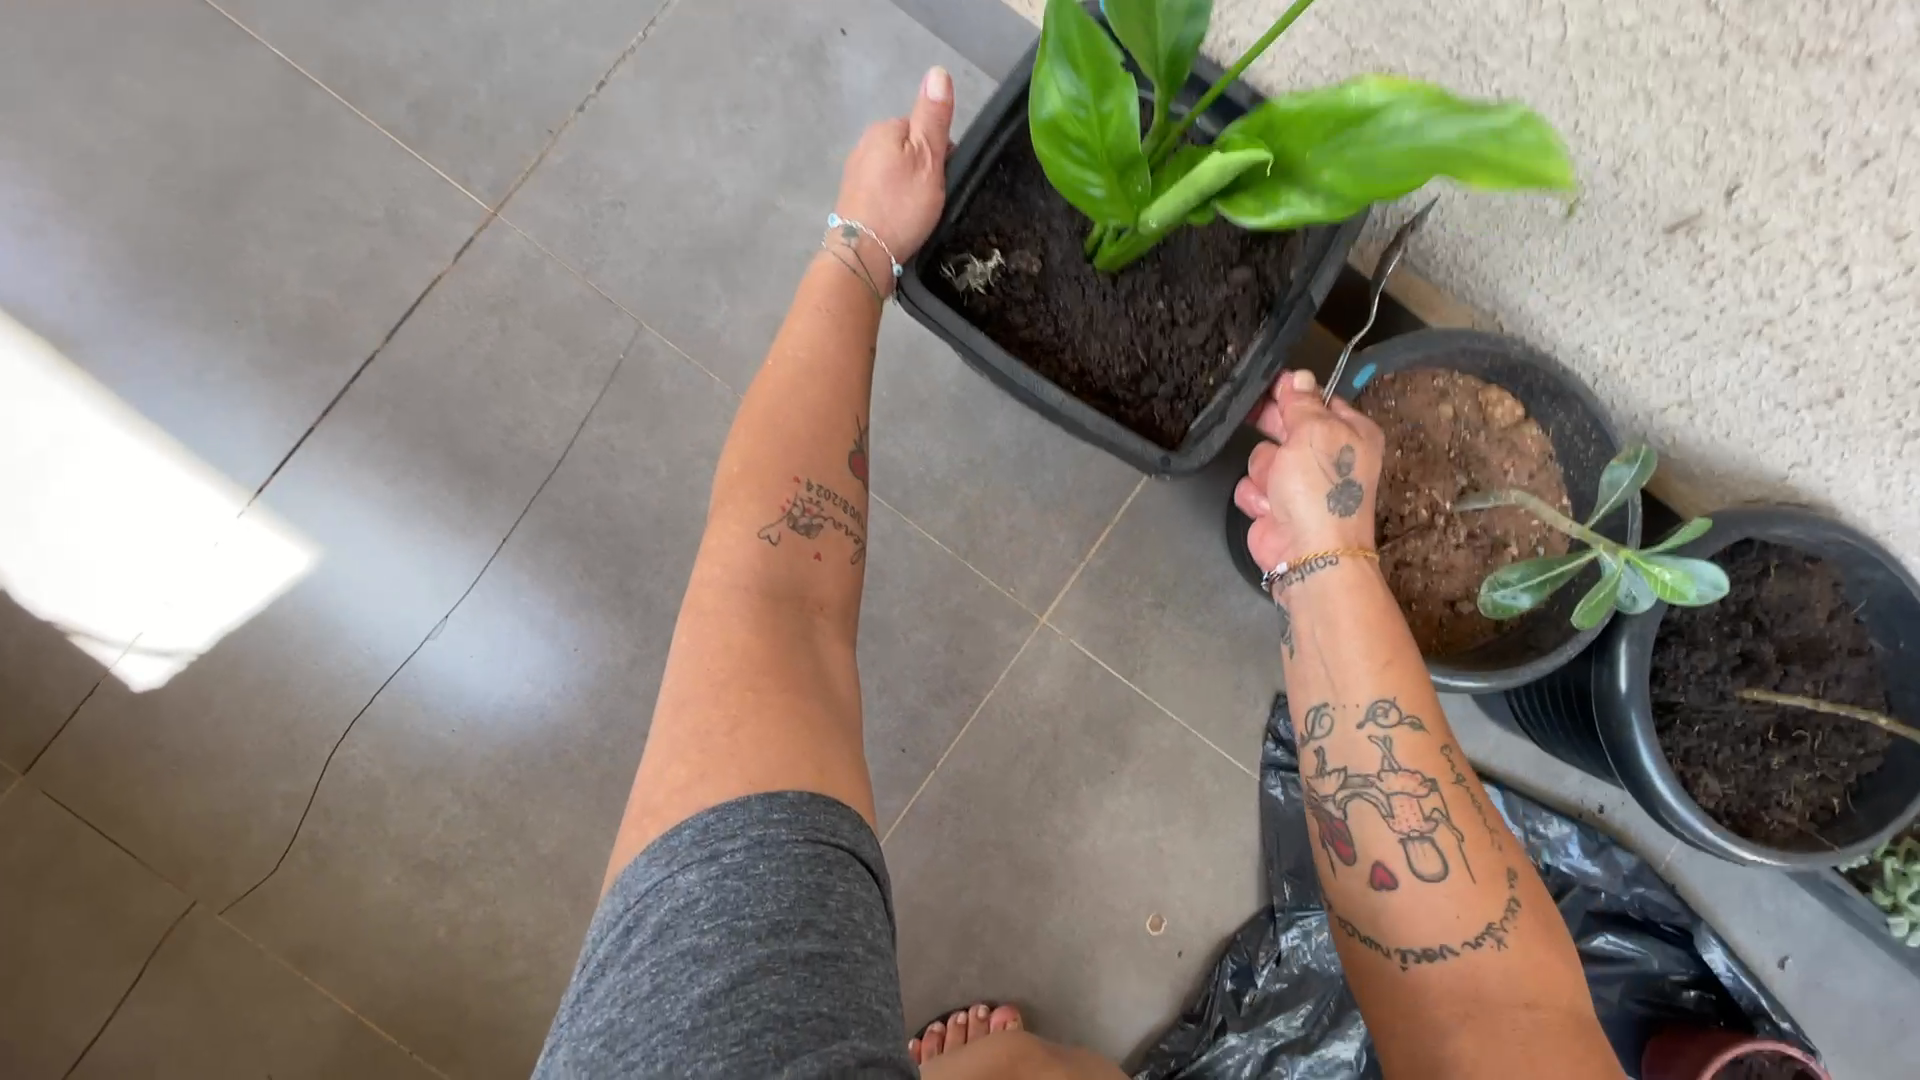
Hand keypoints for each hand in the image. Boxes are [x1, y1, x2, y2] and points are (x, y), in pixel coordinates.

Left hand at [830, 66, 954, 285]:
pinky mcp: (852, 201)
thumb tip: (938, 71)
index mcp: (886, 129)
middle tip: (930, 202)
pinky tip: (898, 223)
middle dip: (921, 172)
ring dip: (906, 191)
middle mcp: (865, 145)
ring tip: (915, 216)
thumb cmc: (901, 207)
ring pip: (894, 175)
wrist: (863, 254)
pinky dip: (892, 206)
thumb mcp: (928, 159)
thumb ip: (933, 118)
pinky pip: (882, 195)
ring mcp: (855, 174)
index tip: (945, 180)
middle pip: (907, 152)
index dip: (940, 154)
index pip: (924, 130)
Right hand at [1234, 369, 1385, 582]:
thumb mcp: (1314, 431)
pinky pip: (1250, 487)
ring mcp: (1297, 483)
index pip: (1317, 399)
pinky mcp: (1273, 506)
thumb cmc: (1321, 489)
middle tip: (1256, 418)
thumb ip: (1302, 402)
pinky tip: (1269, 508)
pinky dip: (1255, 496)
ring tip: (1276, 486)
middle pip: (1287, 425)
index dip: (1293, 391)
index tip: (1269, 382)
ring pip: (1262, 456)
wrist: (1309, 552)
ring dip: (1263, 469)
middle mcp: (1326, 456)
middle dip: (1273, 429)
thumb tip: (1299, 377)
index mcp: (1350, 434)